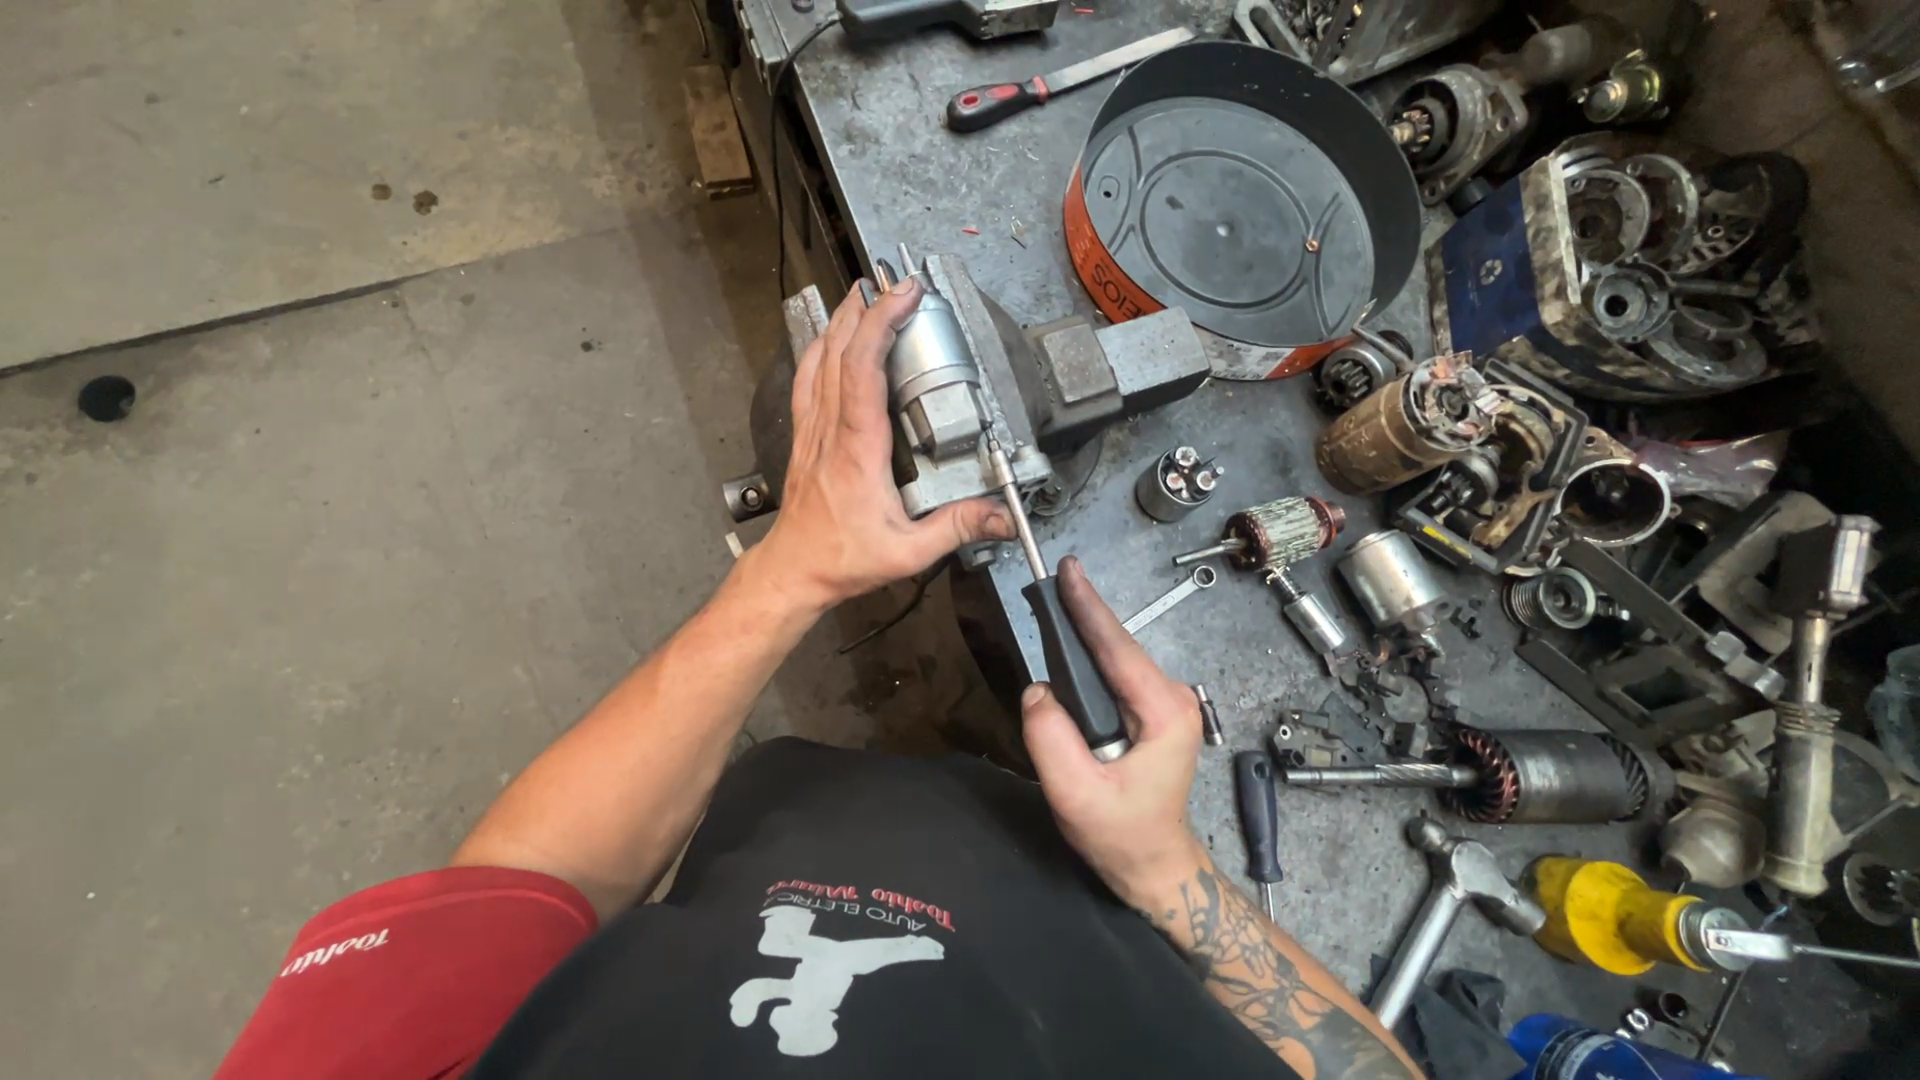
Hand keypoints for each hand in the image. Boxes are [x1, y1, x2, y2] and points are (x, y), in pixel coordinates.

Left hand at [758, 280, 1013, 612]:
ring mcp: (812, 430)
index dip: (883, 322)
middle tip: (894, 284)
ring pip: (818, 357)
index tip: (907, 295)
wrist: (794, 569)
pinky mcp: (805, 437)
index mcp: (858, 447)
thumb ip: (957, 528)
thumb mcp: (909, 551)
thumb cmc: (842, 558)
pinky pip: (806, 379)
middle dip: (866, 307)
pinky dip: (819, 349)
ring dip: (841, 321)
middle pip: (839, 349)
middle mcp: (830, 429)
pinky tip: (829, 339)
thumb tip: (1001, 517)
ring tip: (864, 295)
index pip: (864, 366)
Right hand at [1020, 557, 1205, 911]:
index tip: (1068, 570)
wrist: (1153, 863)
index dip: (1089, 608)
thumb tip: (1037, 689)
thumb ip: (1051, 739)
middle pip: (1119, 646)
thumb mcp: (1076, 795)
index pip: (1118, 649)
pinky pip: (1116, 673)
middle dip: (1084, 614)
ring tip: (1052, 606)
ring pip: (1117, 657)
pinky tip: (1068, 645)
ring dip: (1084, 635)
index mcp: (1164, 713)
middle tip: (1049, 582)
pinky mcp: (1153, 711)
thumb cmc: (1120, 834)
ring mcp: (1167, 704)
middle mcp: (1173, 699)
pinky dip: (1090, 657)